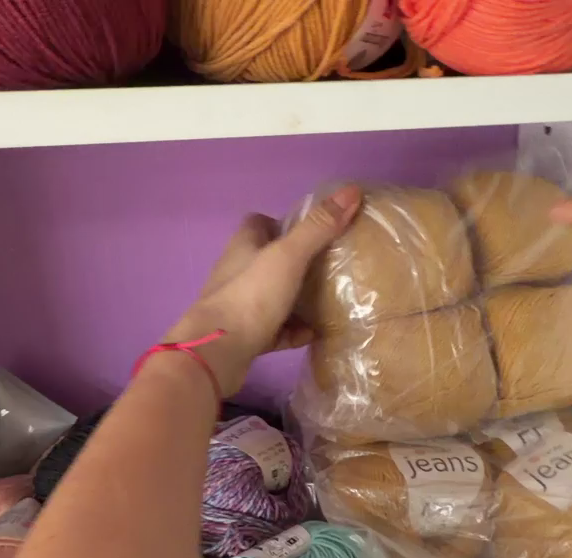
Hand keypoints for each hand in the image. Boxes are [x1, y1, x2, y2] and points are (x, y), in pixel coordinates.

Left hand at [162, 186, 362, 396]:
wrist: (218, 351)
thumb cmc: (251, 296)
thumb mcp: (289, 256)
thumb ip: (318, 228)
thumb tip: (352, 191)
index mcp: (244, 245)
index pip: (259, 223)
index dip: (283, 224)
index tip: (312, 232)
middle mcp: (238, 272)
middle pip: (268, 261)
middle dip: (295, 264)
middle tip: (327, 269)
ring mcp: (240, 307)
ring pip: (271, 297)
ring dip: (296, 300)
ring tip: (327, 303)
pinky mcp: (245, 337)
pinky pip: (275, 331)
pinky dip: (293, 331)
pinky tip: (313, 335)